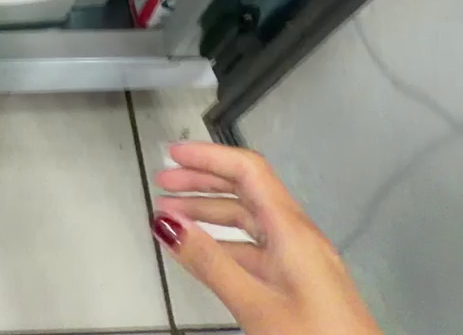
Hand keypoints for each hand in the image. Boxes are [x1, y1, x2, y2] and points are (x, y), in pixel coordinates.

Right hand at [154, 142, 380, 334]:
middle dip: (203, 180)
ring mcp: (301, 260)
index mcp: (292, 230)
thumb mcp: (256, 306)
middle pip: (247, 189)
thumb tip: (164, 221)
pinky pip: (256, 247)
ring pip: (250, 220)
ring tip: (170, 216)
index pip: (248, 170)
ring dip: (210, 212)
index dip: (208, 156)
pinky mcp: (301, 284)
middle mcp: (298, 235)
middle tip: (161, 183)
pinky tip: (201, 253)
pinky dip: (225, 241)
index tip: (172, 156)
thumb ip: (209, 262)